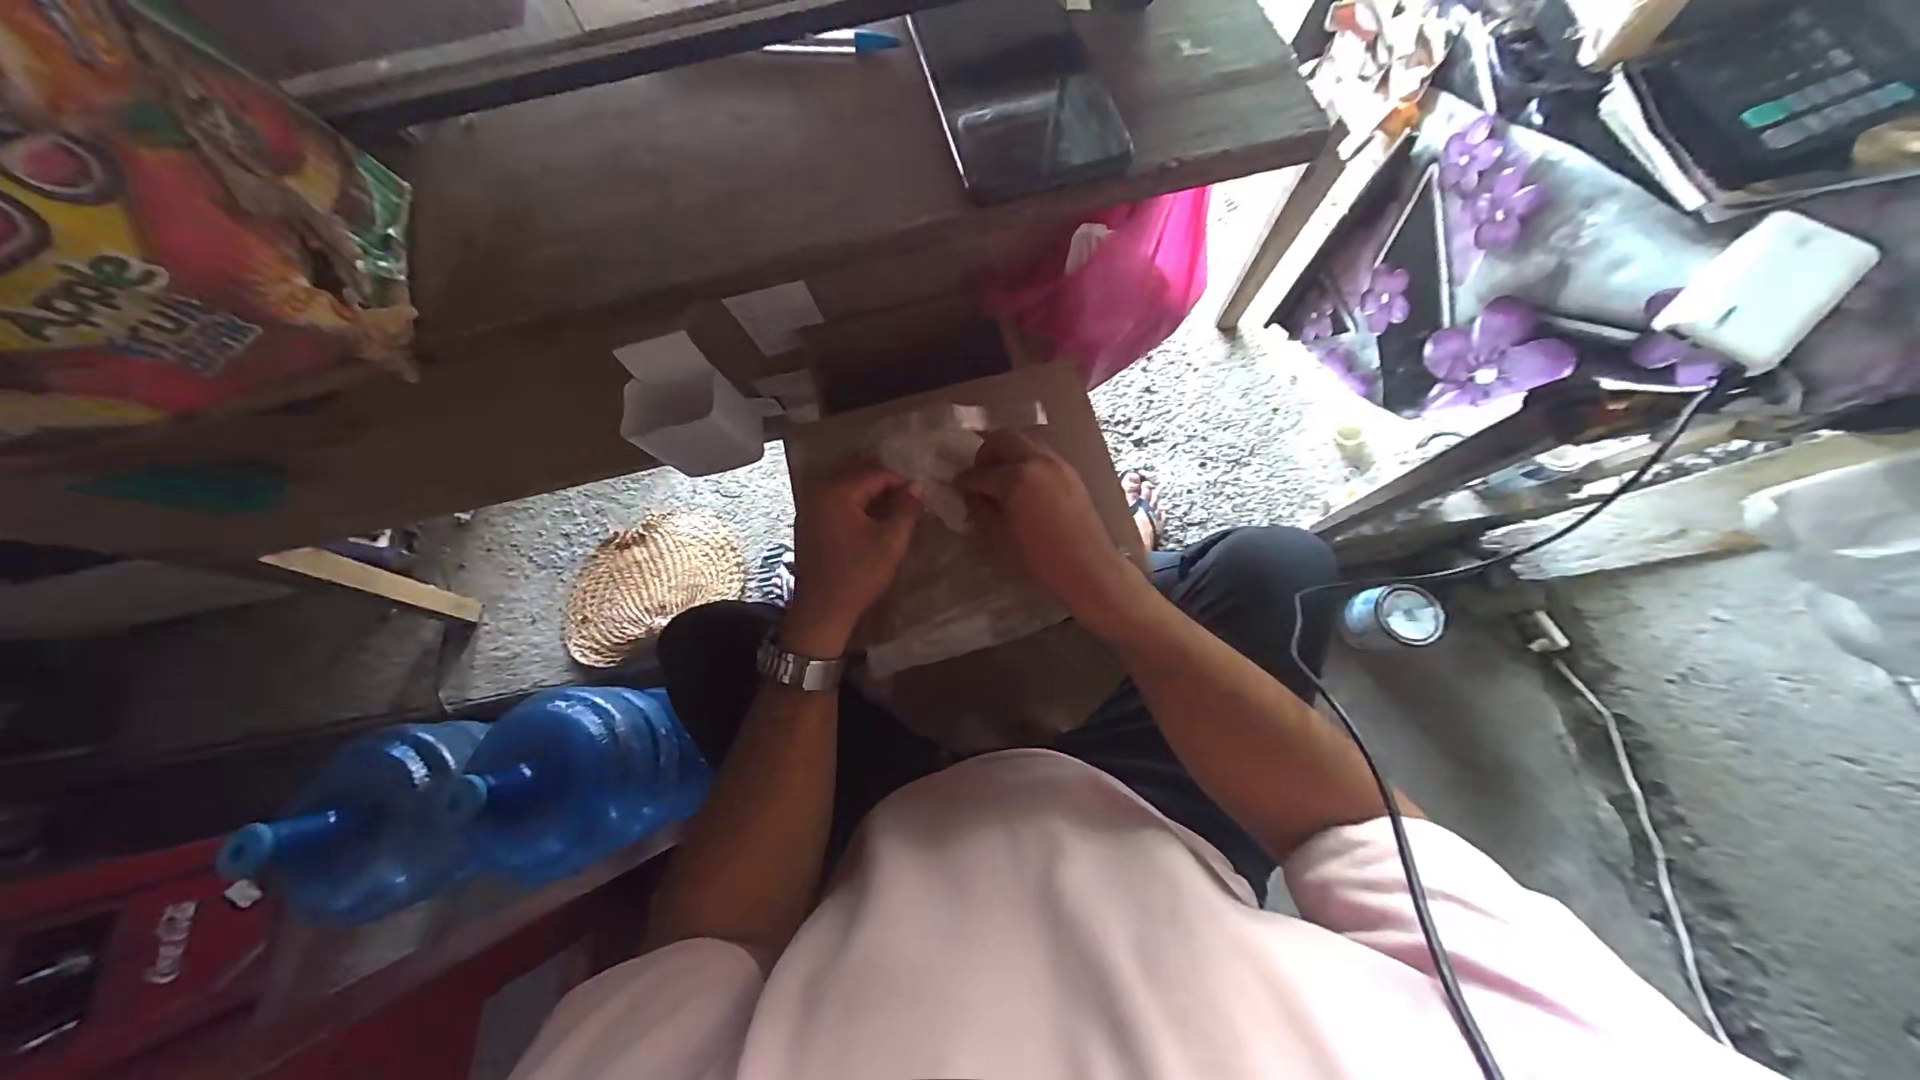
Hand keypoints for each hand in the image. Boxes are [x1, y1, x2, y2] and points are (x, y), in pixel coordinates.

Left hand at [784, 463, 921, 656]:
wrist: (823, 611)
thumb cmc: (859, 574)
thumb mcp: (890, 541)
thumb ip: (906, 509)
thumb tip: (918, 485)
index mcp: (836, 493)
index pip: (875, 474)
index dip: (901, 483)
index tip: (919, 498)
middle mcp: (817, 495)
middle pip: (858, 480)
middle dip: (885, 489)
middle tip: (909, 504)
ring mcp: (809, 511)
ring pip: (847, 494)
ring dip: (871, 500)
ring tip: (894, 515)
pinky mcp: (808, 528)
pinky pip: (836, 508)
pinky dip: (855, 511)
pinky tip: (871, 526)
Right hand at [956, 430, 1151, 637]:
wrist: (1088, 567)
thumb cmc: (1040, 559)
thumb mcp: (1000, 537)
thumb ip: (981, 510)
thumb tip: (972, 495)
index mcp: (1015, 478)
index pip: (980, 472)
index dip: (964, 480)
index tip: (957, 487)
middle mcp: (1036, 460)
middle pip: (1003, 438)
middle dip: (985, 453)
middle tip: (979, 475)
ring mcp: (1057, 463)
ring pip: (1024, 442)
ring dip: (1007, 453)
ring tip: (1001, 479)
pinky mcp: (1070, 471)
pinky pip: (1041, 455)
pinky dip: (1026, 461)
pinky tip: (1023, 486)